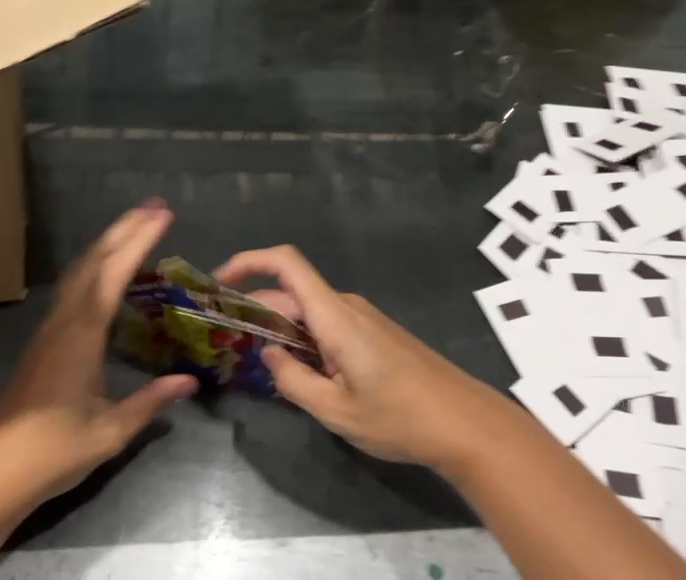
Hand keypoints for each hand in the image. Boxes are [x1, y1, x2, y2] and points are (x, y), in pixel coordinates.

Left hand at [0, 200, 197, 503]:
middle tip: (154, 206)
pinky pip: (72, 288)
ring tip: (133, 227)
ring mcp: (49, 328)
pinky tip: (104, 275)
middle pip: (94, 261)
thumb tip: (188, 381)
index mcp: (83, 333)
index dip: (139, 241)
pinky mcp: (43, 341)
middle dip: (124, 229)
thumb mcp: (110, 431)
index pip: (114, 273)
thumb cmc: (52, 450)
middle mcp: (64, 320)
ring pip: (79, 271)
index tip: (163, 215)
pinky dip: (94, 267)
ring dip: (107, 244)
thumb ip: (149, 402)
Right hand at [214, 245, 500, 473]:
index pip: (286, 263)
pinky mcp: (375, 334)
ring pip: (308, 310)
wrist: (467, 424)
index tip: (218, 283)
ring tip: (258, 363)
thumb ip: (293, 382)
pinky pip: (327, 324)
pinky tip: (299, 372)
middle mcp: (347, 306)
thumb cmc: (400, 417)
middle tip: (226, 343)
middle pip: (291, 292)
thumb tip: (268, 355)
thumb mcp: (336, 411)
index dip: (248, 261)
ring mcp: (364, 319)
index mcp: (334, 315)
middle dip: (255, 311)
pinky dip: (303, 338)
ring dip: (280, 329)